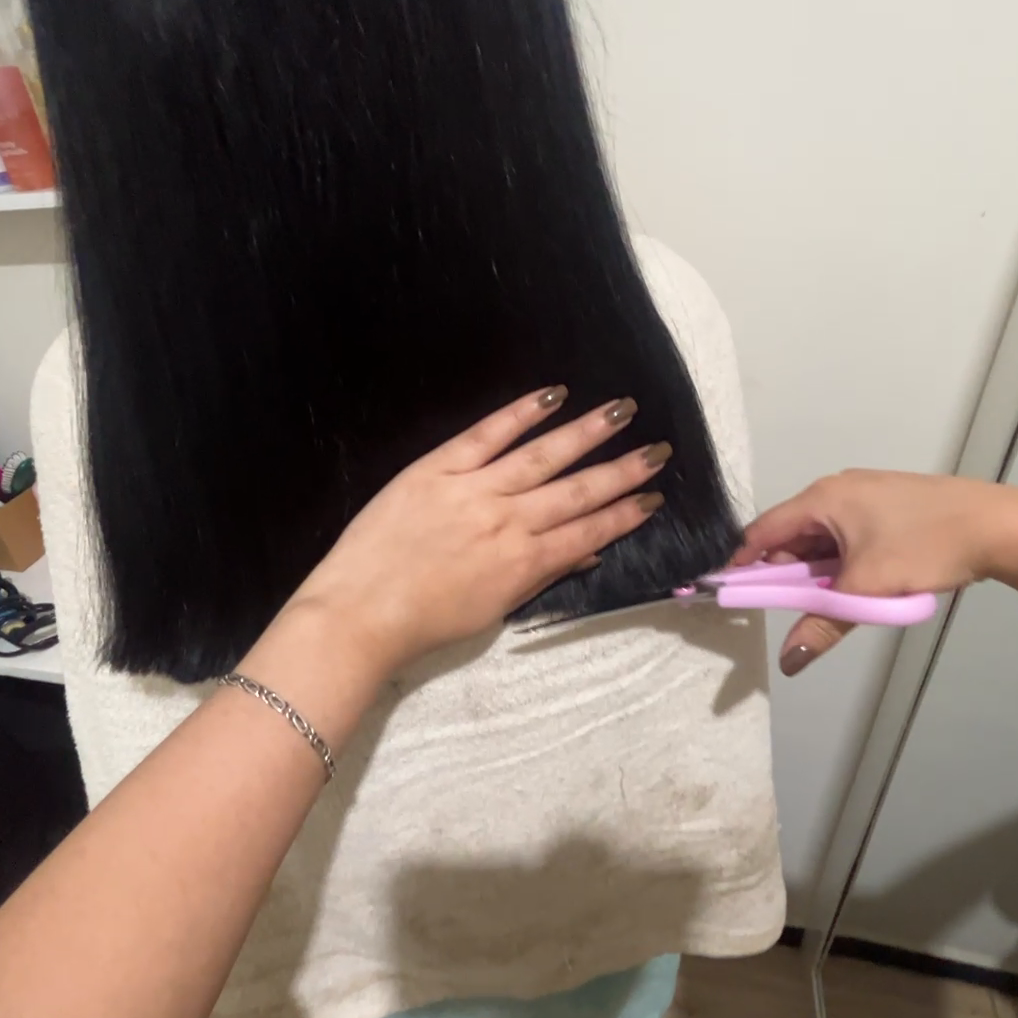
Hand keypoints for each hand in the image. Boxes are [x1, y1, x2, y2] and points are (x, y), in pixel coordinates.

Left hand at [278, 387, 669, 673]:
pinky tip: (552, 396)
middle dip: (623, 471)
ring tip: (622, 411)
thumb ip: (542, 577)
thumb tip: (588, 552)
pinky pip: (487, 435)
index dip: (624, 514)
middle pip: (578, 491)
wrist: (359, 612)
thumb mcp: (492, 611)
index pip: (587, 531)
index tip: (653, 498)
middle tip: (658, 450)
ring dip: (587, 432)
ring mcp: (475, 489)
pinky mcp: (438, 468)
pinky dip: (520, 414)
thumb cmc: (425, 622)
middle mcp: (510, 521)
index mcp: (524, 562)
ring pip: (543, 456)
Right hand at [733, 470, 1017, 674]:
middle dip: (786, 571)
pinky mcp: (888, 503)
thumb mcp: (868, 589)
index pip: (763, 531)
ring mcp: (865, 492)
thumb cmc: (927, 547)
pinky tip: (857, 580)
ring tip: (830, 597)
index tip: (734, 593)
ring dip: (816, 567)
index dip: (744, 563)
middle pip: (791, 533)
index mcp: (822, 498)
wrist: (1005, 526)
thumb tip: (789, 662)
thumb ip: (822, 624)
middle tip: (792, 605)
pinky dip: (840, 559)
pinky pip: (845, 532)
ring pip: (820, 535)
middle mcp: (836, 488)